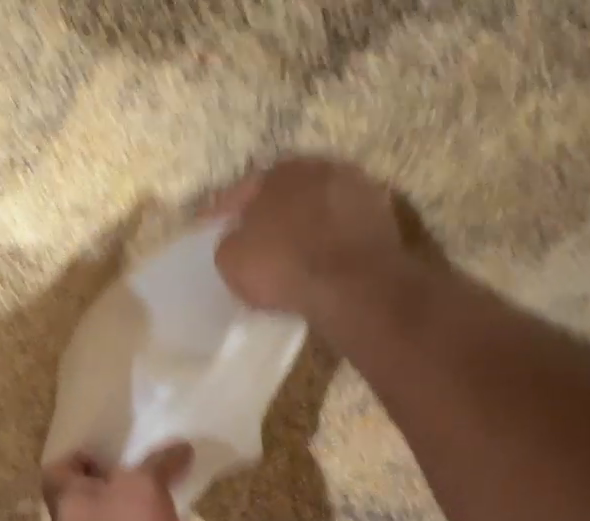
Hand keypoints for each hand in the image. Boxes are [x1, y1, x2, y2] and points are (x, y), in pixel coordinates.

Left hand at [42, 446, 192, 520]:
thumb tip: (180, 447)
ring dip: (142, 506)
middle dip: (118, 478)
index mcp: (67, 503)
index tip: (112, 446)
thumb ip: (158, 463)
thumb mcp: (142, 487)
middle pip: (90, 496)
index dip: (79, 455)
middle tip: (151, 459)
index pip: (57, 470)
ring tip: (174, 483)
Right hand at [210, 157, 406, 315]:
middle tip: (253, 228)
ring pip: (317, 201)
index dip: (221, 208)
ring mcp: (356, 187)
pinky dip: (328, 232)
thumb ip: (231, 239)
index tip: (207, 223)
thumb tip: (240, 235)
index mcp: (278, 172)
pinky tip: (318, 251)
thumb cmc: (282, 265)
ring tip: (289, 241)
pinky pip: (341, 221)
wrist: (352, 284)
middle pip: (285, 188)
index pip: (240, 189)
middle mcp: (320, 168)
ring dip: (303, 218)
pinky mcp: (381, 213)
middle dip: (268, 207)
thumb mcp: (231, 258)